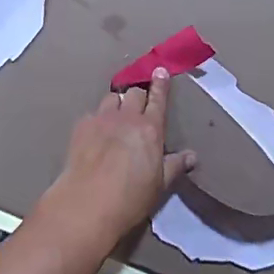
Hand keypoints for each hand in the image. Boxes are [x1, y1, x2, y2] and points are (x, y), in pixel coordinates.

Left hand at [34, 69, 196, 251]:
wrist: (88, 203)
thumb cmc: (131, 197)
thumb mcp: (159, 184)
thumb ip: (175, 166)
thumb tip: (192, 156)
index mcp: (150, 129)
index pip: (157, 99)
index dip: (160, 84)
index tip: (160, 71)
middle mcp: (126, 117)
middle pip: (134, 93)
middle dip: (138, 96)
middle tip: (138, 108)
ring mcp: (102, 119)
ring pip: (112, 98)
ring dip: (117, 104)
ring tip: (116, 117)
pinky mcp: (81, 126)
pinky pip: (92, 114)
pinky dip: (97, 120)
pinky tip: (95, 134)